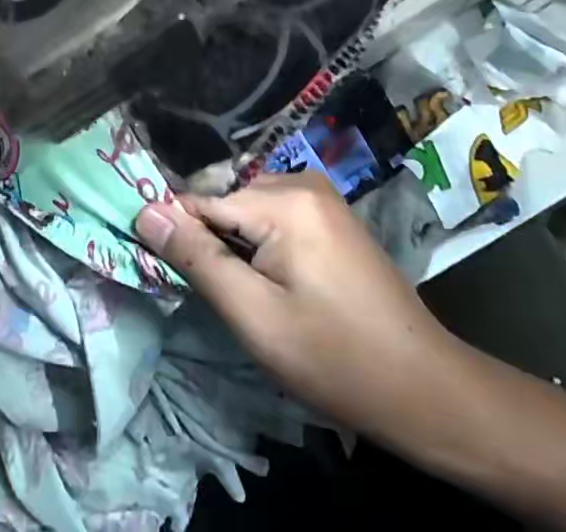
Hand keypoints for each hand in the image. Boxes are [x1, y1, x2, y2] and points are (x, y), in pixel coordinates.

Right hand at [134, 173, 457, 435]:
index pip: (200, 202)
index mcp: (284, 201)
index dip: (175, 236)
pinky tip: (271, 284)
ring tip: (246, 297)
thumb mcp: (254, 316)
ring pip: (247, 211)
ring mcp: (322, 197)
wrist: (419, 383)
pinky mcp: (331, 217)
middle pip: (225, 203)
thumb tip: (146, 211)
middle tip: (219, 298)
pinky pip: (274, 217)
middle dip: (208, 242)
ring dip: (234, 247)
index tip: (161, 273)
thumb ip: (197, 258)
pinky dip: (259, 245)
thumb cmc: (332, 357)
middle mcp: (302, 183)